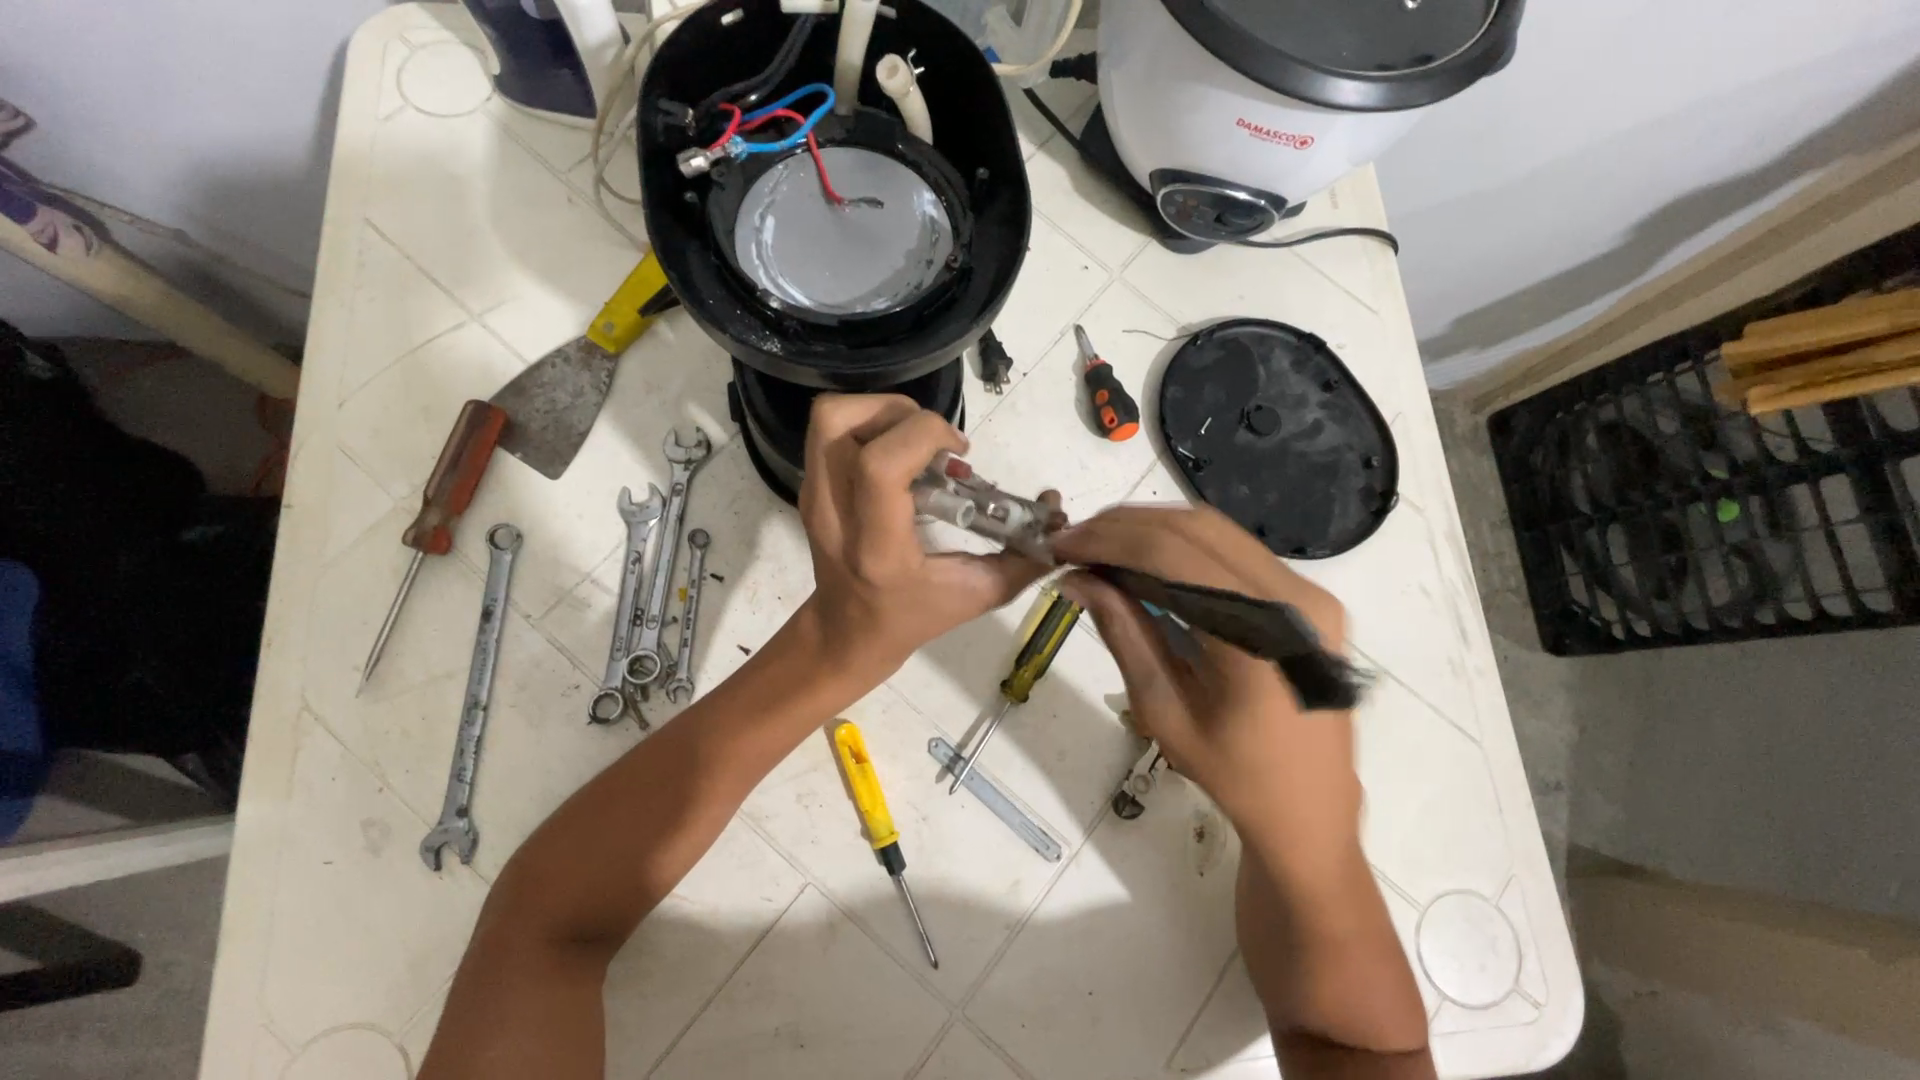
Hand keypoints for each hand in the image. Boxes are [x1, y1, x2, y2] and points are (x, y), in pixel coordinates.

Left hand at [795, 393, 1050, 685]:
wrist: (847, 632)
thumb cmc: (912, 617)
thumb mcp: (976, 596)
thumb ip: (1023, 560)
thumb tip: (1059, 516)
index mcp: (876, 547)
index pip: (881, 465)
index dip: (924, 435)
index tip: (959, 452)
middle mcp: (834, 514)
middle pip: (842, 423)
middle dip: (902, 412)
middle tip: (938, 441)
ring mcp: (814, 496)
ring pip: (830, 416)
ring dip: (881, 410)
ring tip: (918, 437)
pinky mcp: (809, 485)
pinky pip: (830, 428)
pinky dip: (869, 422)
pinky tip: (900, 451)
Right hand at [1051, 505, 1359, 865]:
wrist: (1311, 806)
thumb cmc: (1235, 775)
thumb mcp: (1165, 711)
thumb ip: (1124, 634)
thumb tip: (1077, 579)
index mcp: (1261, 635)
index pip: (1173, 555)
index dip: (1108, 539)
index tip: (1060, 545)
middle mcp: (1294, 597)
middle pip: (1196, 528)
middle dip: (1124, 526)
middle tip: (1072, 542)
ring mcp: (1308, 592)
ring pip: (1215, 531)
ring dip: (1150, 530)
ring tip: (1097, 548)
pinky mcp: (1305, 596)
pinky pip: (1233, 551)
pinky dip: (1180, 547)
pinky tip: (1141, 562)